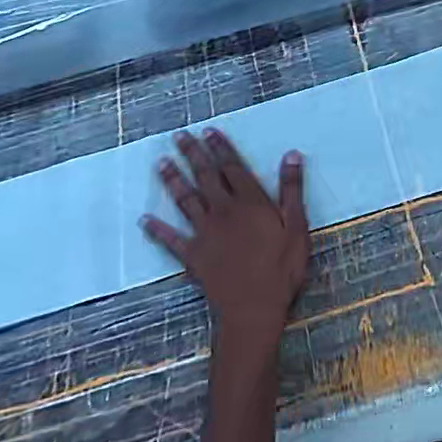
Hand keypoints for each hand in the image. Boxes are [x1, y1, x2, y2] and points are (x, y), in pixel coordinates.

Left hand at [144, 129, 310, 338]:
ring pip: (185, 199)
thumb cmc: (281, 269)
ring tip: (161, 162)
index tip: (208, 131)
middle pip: (205, 176)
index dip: (220, 148)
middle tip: (178, 136)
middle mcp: (223, 210)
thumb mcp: (296, 227)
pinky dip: (157, 230)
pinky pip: (171, 240)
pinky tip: (144, 220)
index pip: (232, 167)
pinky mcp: (192, 255)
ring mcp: (204, 232)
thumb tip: (291, 154)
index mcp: (249, 202)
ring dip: (172, 180)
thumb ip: (291, 190)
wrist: (254, 310)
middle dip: (192, 154)